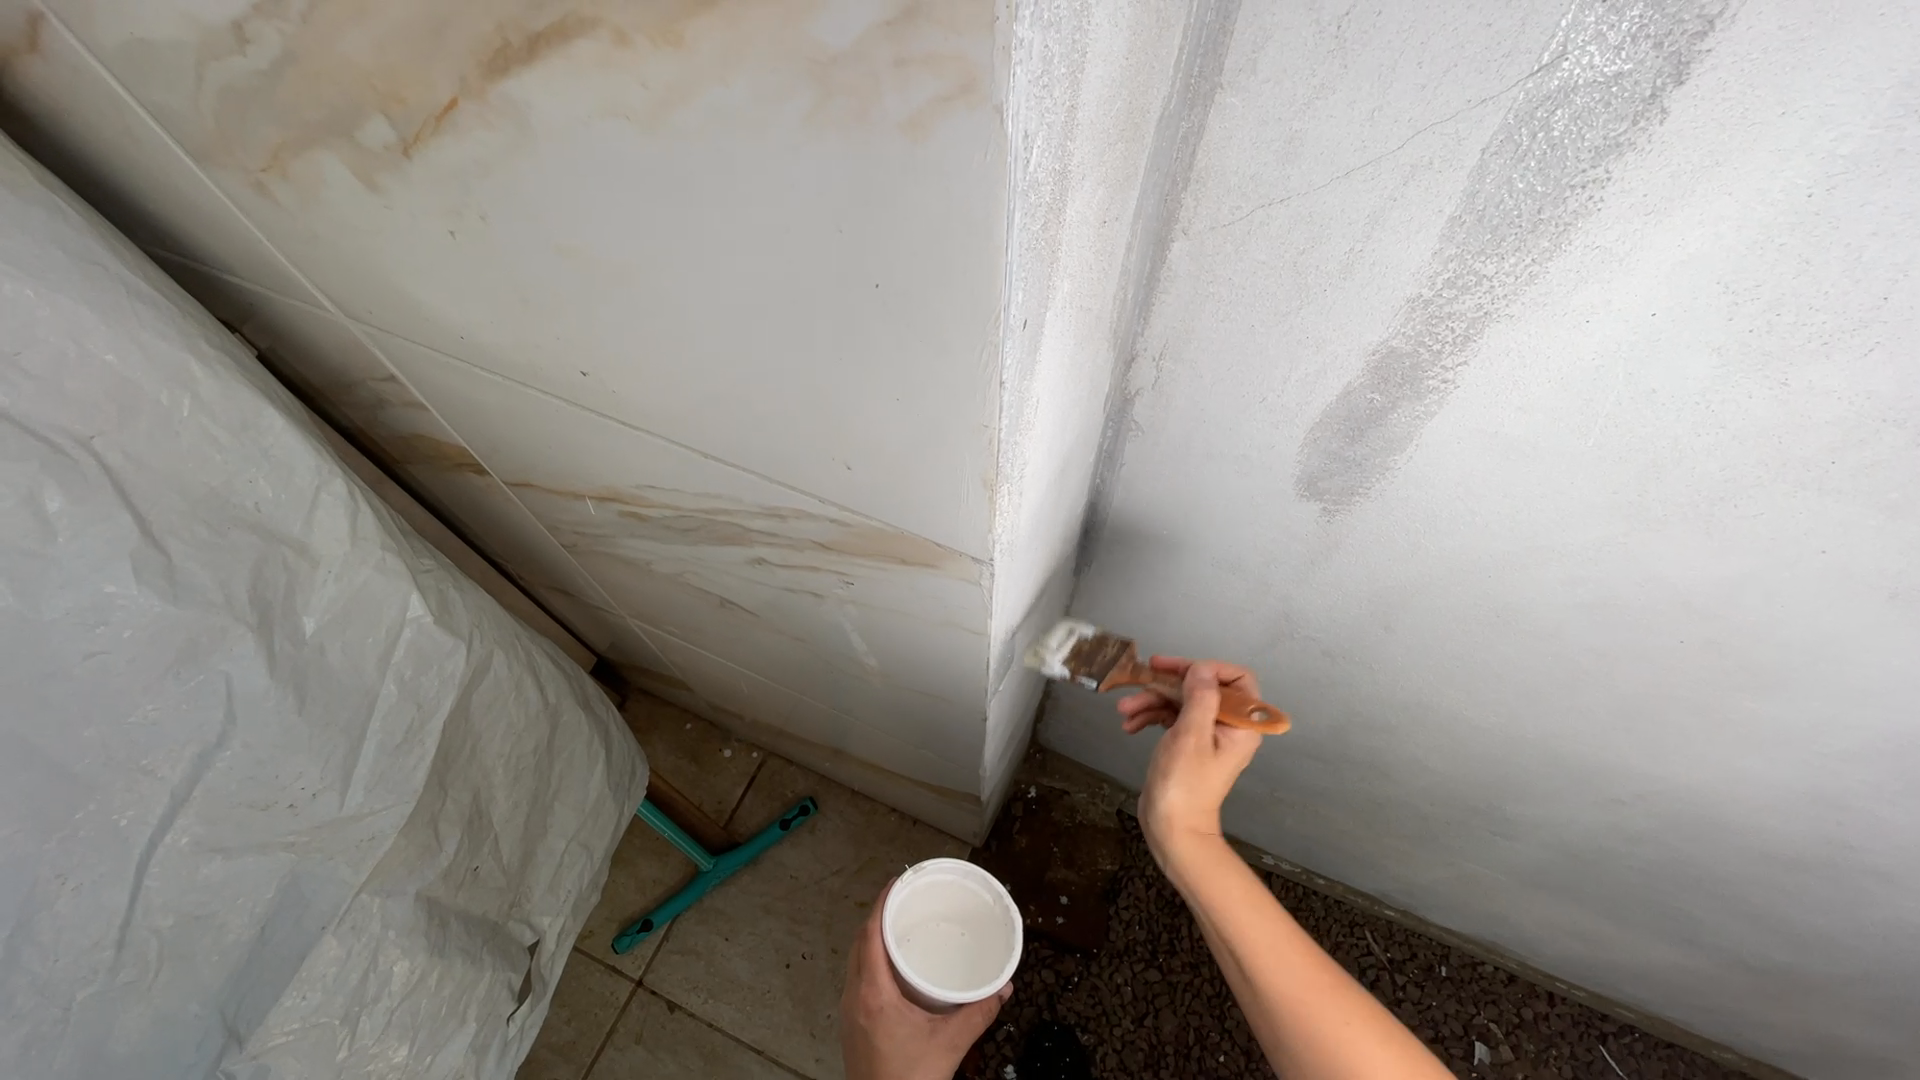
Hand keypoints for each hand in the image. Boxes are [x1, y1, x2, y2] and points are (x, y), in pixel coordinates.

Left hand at [840, 879, 1009, 1079]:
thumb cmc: (912, 1078)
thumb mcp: (950, 1044)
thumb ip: (979, 1013)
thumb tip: (1005, 987)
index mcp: (872, 993)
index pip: (868, 934)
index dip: (881, 903)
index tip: (898, 882)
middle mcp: (853, 996)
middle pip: (859, 942)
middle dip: (878, 916)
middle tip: (903, 899)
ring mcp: (848, 1011)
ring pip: (855, 960)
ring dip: (872, 938)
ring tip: (898, 926)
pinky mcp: (850, 1024)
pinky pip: (856, 977)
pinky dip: (870, 960)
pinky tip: (891, 966)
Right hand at [1117, 657, 1263, 877]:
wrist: (1172, 828)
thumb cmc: (1184, 783)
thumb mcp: (1190, 734)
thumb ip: (1200, 697)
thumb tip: (1201, 668)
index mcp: (1241, 725)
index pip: (1237, 680)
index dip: (1209, 669)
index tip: (1178, 669)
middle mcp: (1228, 727)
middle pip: (1202, 687)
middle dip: (1169, 684)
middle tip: (1141, 675)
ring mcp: (1207, 736)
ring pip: (1182, 701)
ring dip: (1152, 701)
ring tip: (1124, 710)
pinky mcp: (1188, 744)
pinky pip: (1172, 718)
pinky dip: (1151, 716)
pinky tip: (1130, 725)